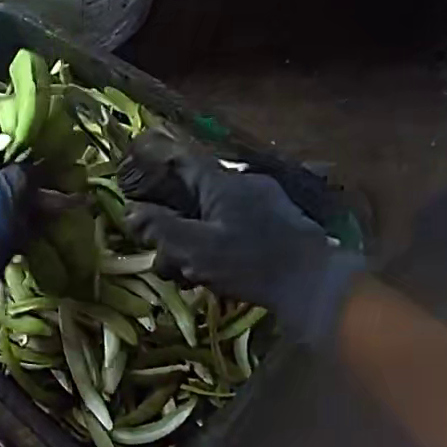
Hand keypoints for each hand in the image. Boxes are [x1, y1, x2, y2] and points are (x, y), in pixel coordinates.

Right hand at [123, 156, 362, 343]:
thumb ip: (160, 228)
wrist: (317, 287)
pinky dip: (215, 244)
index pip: (180, 160)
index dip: (154, 160)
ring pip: (211, 215)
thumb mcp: (196, 249)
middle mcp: (243, 185)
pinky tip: (214, 273)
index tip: (132, 166)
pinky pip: (233, 225)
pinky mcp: (277, 224)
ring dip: (192, 241)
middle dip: (171, 224)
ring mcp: (263, 204)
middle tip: (163, 254)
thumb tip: (129, 211)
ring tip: (188, 274)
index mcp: (221, 183)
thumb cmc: (251, 263)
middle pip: (192, 196)